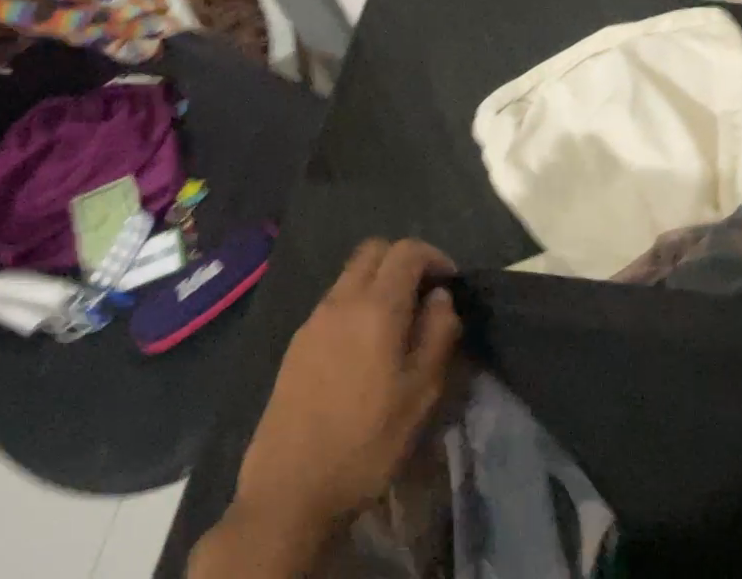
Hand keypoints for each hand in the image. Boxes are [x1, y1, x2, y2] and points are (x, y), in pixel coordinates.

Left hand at [190, 238, 460, 577]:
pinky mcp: (295, 347)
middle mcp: (339, 303)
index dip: (435, 257)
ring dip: (378, 283)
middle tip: (425, 296)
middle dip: (404, 261)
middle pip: (372, 252)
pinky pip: (332, 305)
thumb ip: (438, 334)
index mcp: (375, 308)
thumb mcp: (421, 392)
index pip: (406, 251)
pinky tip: (366, 350)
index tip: (451, 285)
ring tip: (399, 326)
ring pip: (349, 277)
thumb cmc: (368, 441)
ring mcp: (311, 324)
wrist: (290, 491)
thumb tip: (440, 298)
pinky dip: (356, 305)